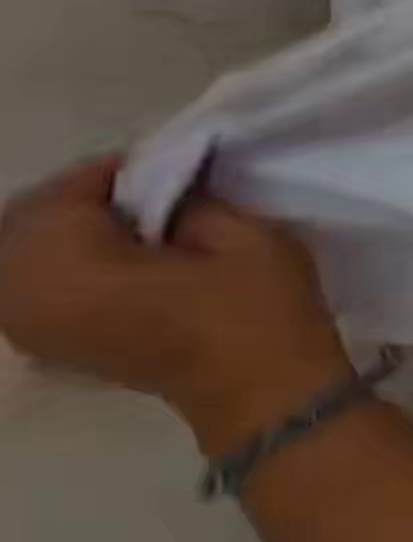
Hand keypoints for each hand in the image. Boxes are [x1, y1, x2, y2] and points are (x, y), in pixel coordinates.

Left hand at [0, 159, 353, 455]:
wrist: (261, 381)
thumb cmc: (259, 305)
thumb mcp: (247, 238)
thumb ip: (198, 203)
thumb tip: (175, 185)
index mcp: (68, 274)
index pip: (56, 203)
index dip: (109, 172)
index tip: (169, 159)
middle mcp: (25, 303)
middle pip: (23, 230)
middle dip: (85, 199)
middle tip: (159, 183)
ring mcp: (33, 330)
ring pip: (23, 259)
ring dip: (74, 230)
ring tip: (144, 217)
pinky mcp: (53, 344)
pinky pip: (35, 286)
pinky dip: (71, 260)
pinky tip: (127, 255)